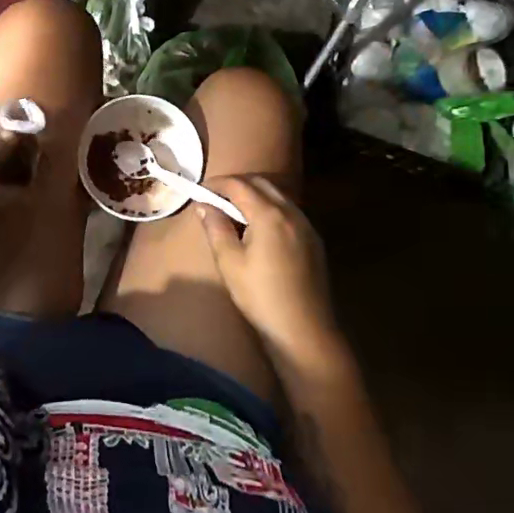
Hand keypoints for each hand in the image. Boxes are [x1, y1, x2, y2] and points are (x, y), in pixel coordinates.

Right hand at [197, 176, 338, 350]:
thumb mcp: (230, 263)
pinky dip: (271, 208)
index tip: (199, 190)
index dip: (217, 184)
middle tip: (215, 198)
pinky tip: (260, 229)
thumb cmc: (261, 297)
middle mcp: (292, 212)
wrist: (304, 329)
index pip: (239, 185)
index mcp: (269, 215)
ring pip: (278, 196)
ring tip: (234, 212)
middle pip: (262, 183)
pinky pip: (289, 211)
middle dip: (237, 184)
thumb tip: (204, 205)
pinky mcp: (314, 239)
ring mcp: (306, 225)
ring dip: (255, 195)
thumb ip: (216, 228)